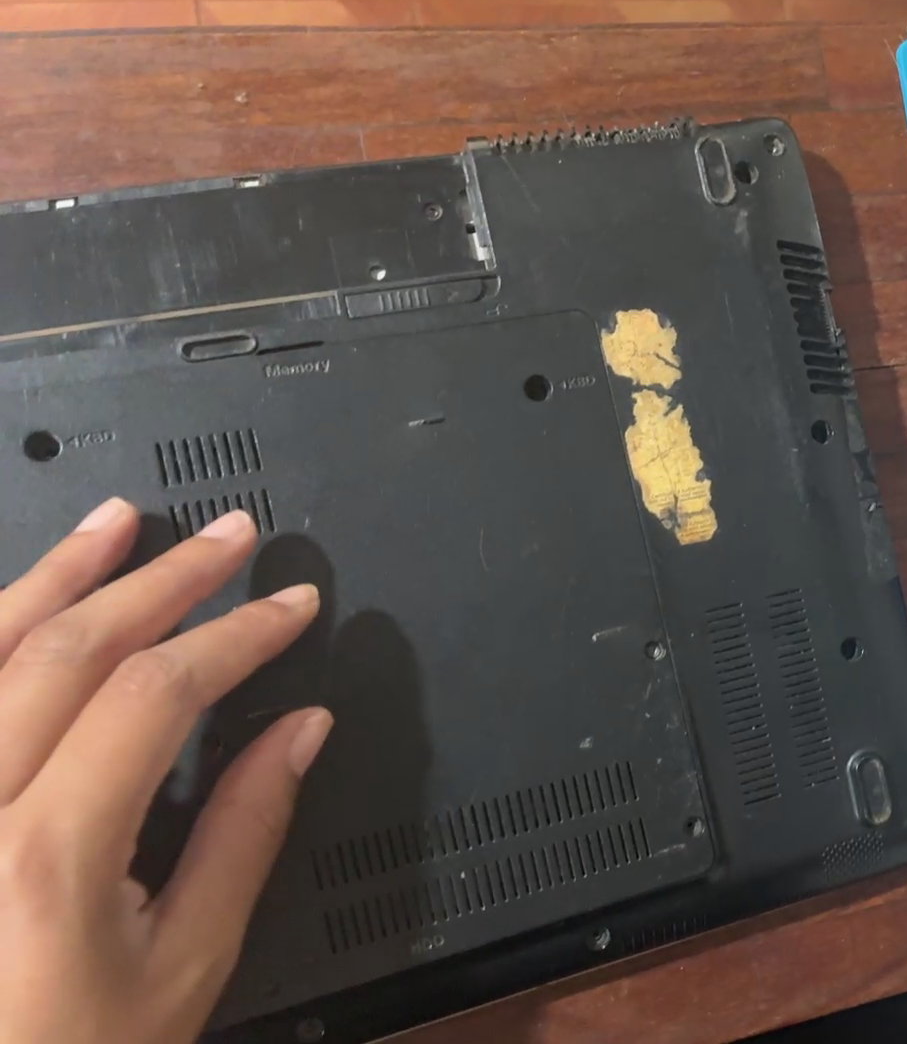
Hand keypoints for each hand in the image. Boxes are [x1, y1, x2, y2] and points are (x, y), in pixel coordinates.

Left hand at [0, 499, 329, 1043]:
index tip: (294, 605)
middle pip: (60, 653)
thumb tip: (301, 731)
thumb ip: (246, 831)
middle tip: (227, 534)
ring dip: (54, 578)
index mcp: (40, 859)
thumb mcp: (184, 958)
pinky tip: (17, 602)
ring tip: (116, 524)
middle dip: (161, 579)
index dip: (239, 632)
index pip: (157, 692)